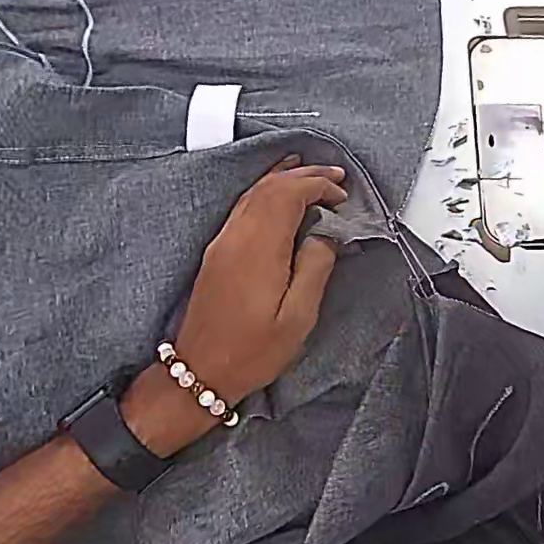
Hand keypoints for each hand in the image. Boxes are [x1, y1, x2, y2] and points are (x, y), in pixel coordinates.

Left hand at [121, 155, 347, 457]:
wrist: (201, 369)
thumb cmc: (252, 350)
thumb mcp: (298, 317)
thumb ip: (316, 267)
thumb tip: (327, 235)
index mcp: (259, 248)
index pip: (288, 194)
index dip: (317, 186)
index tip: (342, 195)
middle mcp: (237, 236)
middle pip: (271, 186)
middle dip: (305, 174)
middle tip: (336, 177)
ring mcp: (223, 241)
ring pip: (254, 192)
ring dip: (285, 178)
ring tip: (313, 174)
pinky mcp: (218, 251)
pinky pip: (244, 205)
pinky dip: (266, 190)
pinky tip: (277, 190)